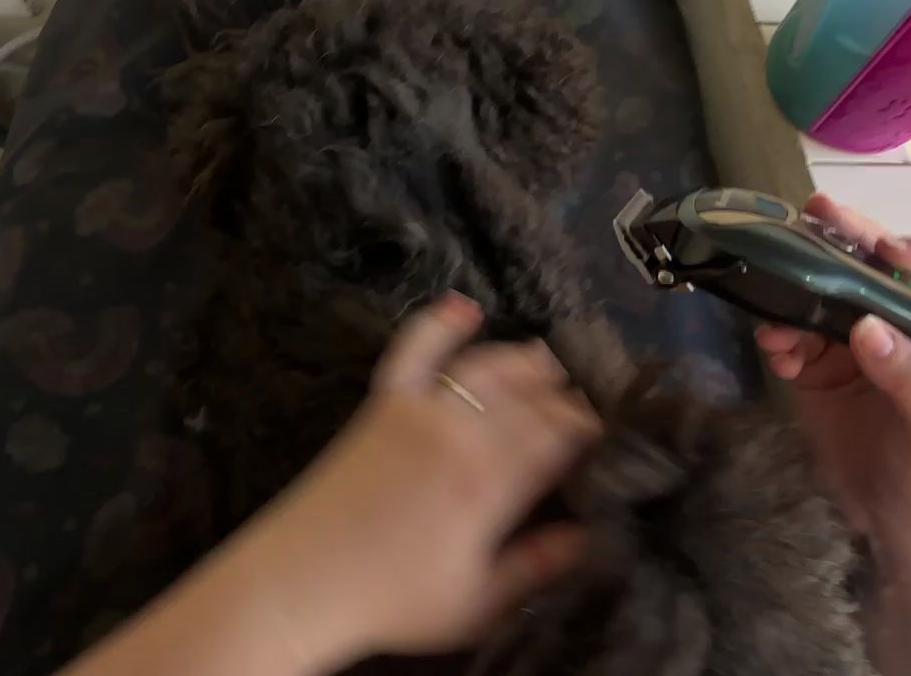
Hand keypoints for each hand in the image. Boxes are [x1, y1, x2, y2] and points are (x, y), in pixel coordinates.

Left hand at [230, 294, 601, 665]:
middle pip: (527, 400)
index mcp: (485, 486)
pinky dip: (438, 324)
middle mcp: (457, 435)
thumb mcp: (476, 602)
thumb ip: (536, 566)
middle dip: (563, 396)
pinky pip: (413, 350)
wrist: (305, 578)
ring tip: (549, 359)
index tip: (605, 428)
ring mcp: (419, 410)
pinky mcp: (385, 401)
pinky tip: (464, 307)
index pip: (554, 439)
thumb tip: (589, 536)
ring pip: (484, 369)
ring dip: (521, 360)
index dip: (585, 428)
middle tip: (585, 400)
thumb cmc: (393, 598)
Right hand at [754, 194, 910, 571]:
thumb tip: (867, 327)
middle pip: (880, 270)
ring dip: (796, 297)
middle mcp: (907, 332)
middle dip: (848, 240)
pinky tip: (776, 353)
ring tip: (777, 324)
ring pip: (824, 296)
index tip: (887, 251)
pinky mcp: (818, 365)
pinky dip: (778, 336)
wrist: (889, 535)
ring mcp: (858, 346)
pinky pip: (791, 332)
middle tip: (815, 211)